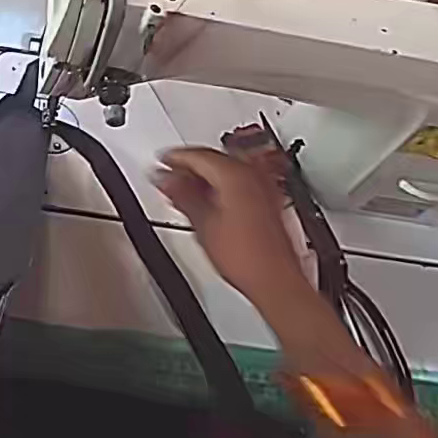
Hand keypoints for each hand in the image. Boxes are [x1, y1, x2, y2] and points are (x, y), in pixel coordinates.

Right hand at [154, 146, 307, 306]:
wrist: (276, 283)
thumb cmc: (247, 258)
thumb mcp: (202, 223)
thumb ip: (180, 194)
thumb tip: (165, 178)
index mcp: (235, 174)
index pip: (197, 155)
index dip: (174, 158)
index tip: (161, 163)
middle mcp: (253, 175)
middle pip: (213, 160)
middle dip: (189, 167)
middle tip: (169, 176)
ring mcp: (263, 187)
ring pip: (226, 170)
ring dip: (204, 177)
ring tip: (184, 190)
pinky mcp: (269, 200)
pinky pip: (239, 182)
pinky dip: (220, 186)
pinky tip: (208, 200)